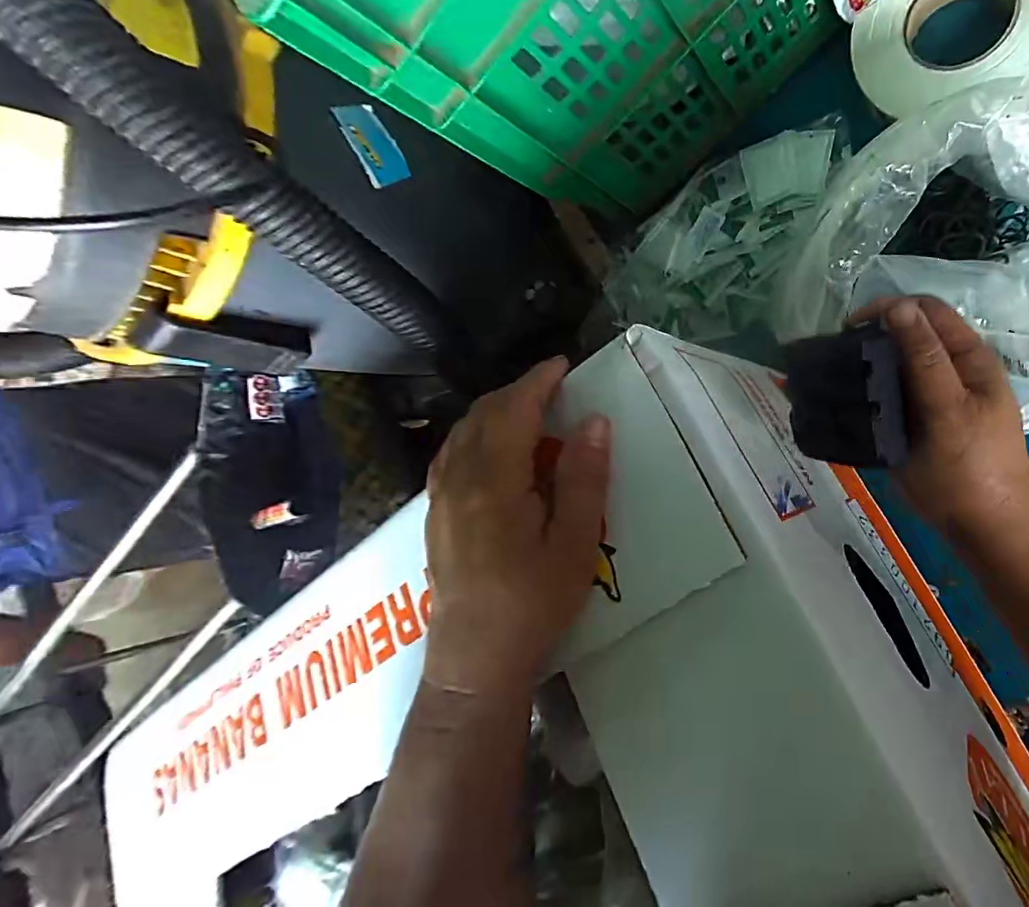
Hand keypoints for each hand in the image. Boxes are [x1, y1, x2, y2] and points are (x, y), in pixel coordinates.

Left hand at [423, 357, 610, 691]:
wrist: (475, 663)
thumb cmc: (533, 604)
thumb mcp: (574, 544)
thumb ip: (583, 479)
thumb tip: (594, 422)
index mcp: (493, 483)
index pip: (513, 411)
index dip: (537, 382)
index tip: (563, 365)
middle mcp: (457, 481)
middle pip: (482, 415)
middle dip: (517, 392)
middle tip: (553, 388)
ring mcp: (439, 499)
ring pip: (462, 434)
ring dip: (495, 411)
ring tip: (529, 413)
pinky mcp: (435, 517)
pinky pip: (452, 455)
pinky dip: (476, 435)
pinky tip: (494, 451)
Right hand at [852, 297, 1028, 547]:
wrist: (983, 529)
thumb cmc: (972, 468)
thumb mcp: (949, 409)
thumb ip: (924, 358)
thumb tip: (897, 307)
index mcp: (967, 358)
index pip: (926, 311)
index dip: (889, 309)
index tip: (849, 328)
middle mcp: (946, 370)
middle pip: (905, 335)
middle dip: (869, 337)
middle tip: (834, 355)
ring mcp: (927, 397)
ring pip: (890, 365)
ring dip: (861, 364)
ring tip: (829, 375)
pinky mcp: (910, 422)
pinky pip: (883, 395)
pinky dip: (862, 392)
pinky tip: (838, 400)